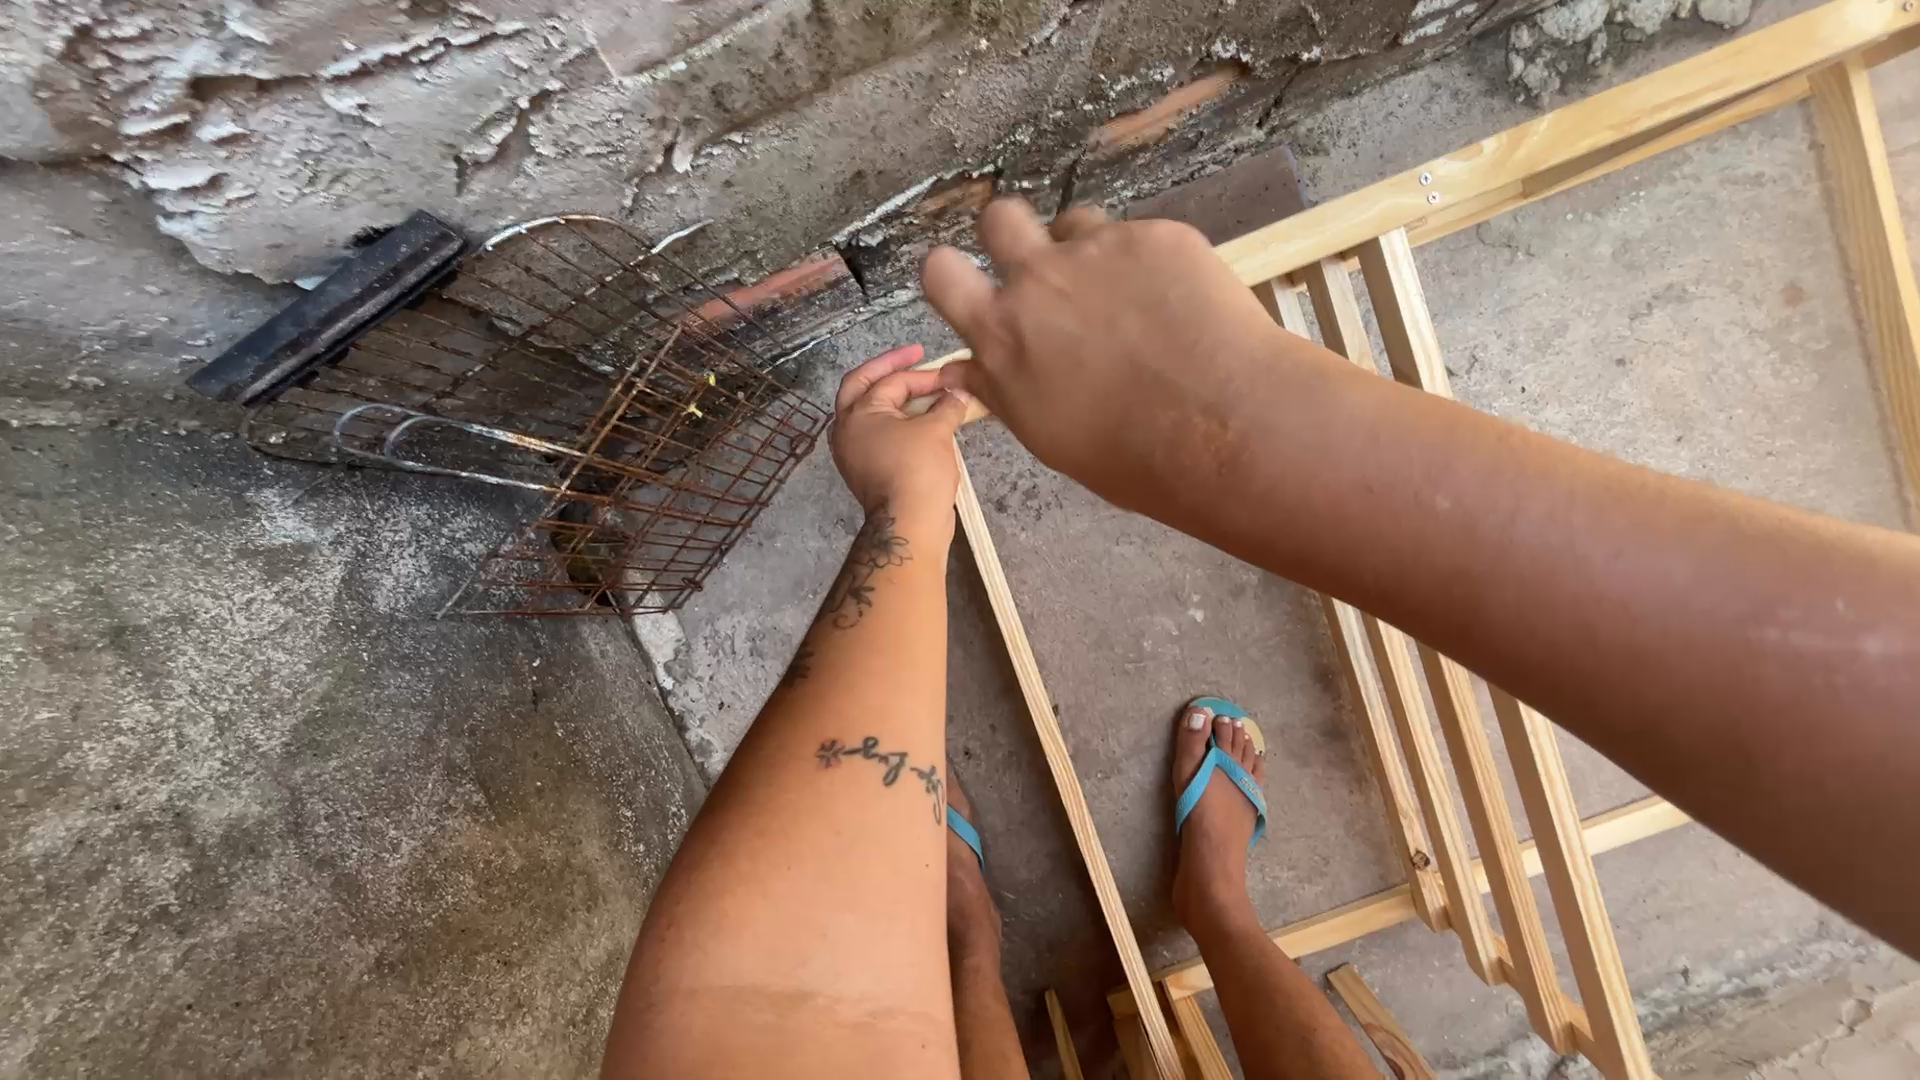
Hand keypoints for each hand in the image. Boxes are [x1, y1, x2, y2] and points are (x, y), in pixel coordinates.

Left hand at [829, 344, 974, 519]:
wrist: (909, 522)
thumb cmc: (918, 470)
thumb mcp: (936, 431)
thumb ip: (947, 405)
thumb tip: (959, 394)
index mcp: (857, 413)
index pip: (890, 381)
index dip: (922, 375)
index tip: (947, 376)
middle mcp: (847, 429)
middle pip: (863, 387)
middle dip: (890, 370)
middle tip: (915, 357)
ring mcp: (853, 452)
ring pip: (870, 414)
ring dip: (894, 401)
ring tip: (922, 393)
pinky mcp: (865, 471)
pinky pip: (879, 437)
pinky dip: (897, 425)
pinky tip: (920, 424)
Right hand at [920, 199, 1346, 512]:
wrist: (1221, 426)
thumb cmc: (1125, 454)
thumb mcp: (1044, 433)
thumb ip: (999, 389)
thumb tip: (959, 370)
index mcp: (1002, 334)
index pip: (940, 272)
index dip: (950, 272)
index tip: (970, 284)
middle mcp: (1039, 280)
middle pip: (999, 217)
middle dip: (1009, 235)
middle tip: (1042, 270)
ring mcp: (1099, 249)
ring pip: (1073, 222)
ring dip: (1084, 250)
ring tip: (1123, 295)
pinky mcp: (1156, 236)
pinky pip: (1137, 236)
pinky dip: (1147, 263)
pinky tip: (1176, 304)